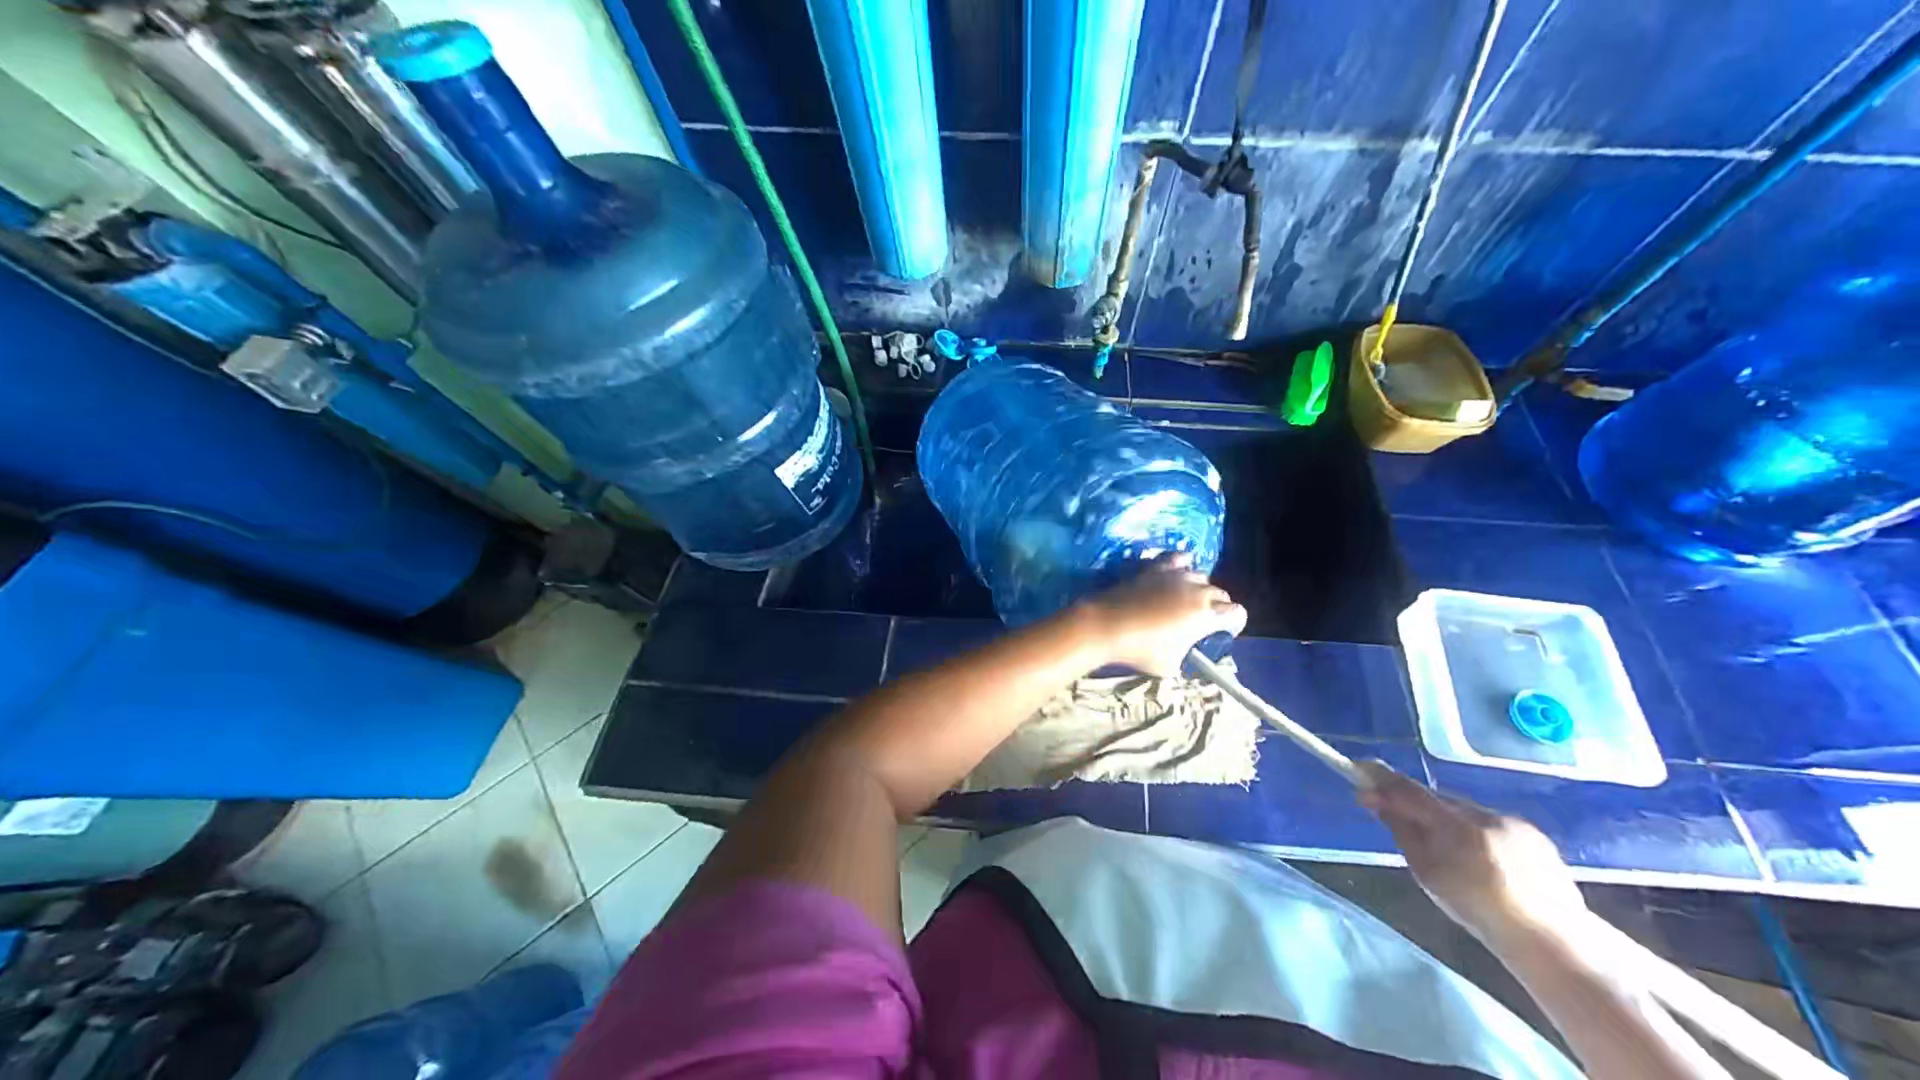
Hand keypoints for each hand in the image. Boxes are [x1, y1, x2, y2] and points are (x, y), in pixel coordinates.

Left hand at [1077, 556, 1246, 677]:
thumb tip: (1186, 657)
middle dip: (1218, 606)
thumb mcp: (1170, 666)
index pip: (1237, 614)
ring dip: (1199, 587)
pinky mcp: (1156, 567)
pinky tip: (1177, 573)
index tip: (1223, 632)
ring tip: (1188, 598)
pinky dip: (1182, 565)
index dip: (1233, 624)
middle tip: (1204, 619)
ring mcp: (1176, 575)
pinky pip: (1178, 558)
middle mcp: (1197, 591)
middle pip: (1221, 593)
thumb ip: (1186, 658)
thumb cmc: (1140, 649)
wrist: (1107, 625)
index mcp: (1207, 615)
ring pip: (1201, 576)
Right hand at [1357, 761, 1588, 949]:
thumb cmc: (1478, 911)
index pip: (1408, 789)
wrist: (1552, 940)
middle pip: (1436, 798)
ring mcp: (1512, 821)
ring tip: (1447, 851)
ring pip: (1464, 810)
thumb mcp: (1426, 873)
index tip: (1359, 771)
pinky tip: (1482, 860)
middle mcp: (1484, 813)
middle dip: (1416, 805)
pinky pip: (1491, 823)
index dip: (1380, 778)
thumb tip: (1377, 801)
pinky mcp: (1533, 833)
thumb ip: (1402, 831)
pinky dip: (1476, 833)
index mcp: (1456, 825)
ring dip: (1447, 820)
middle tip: (1399, 820)